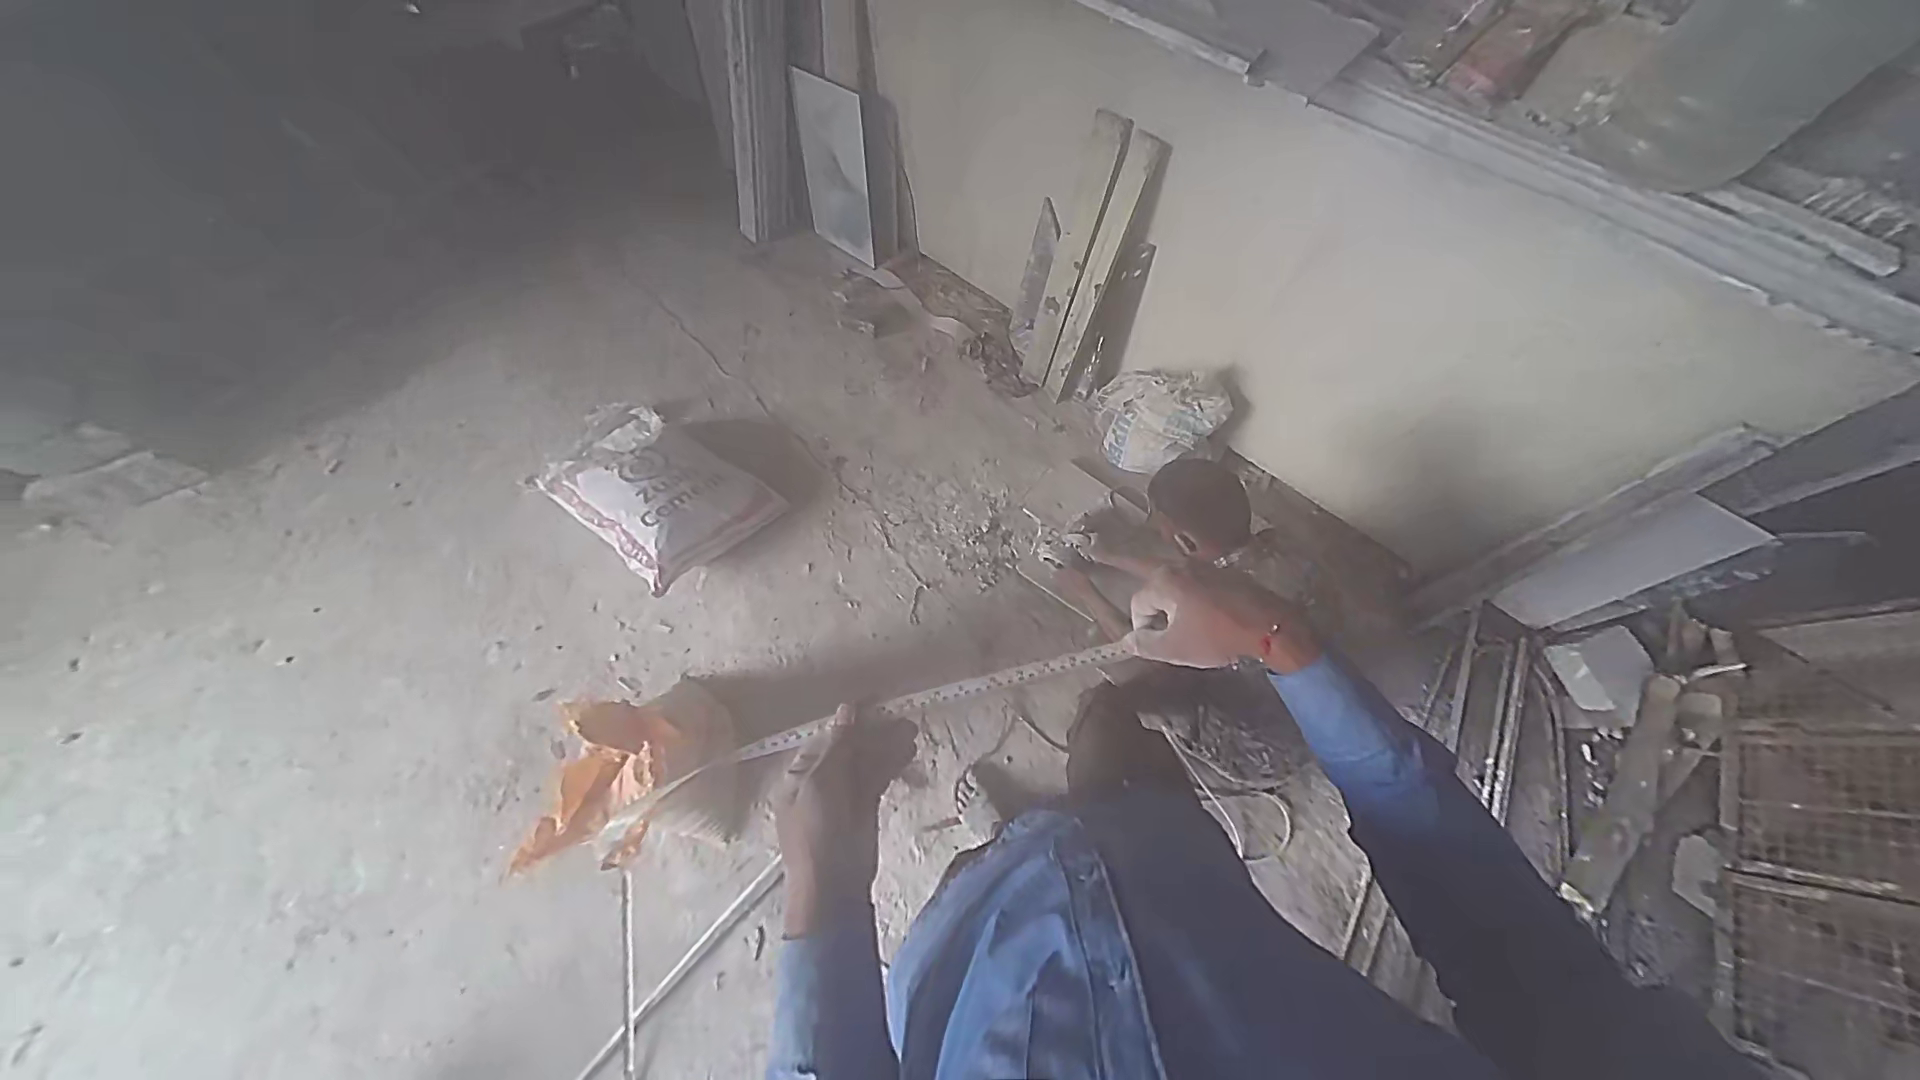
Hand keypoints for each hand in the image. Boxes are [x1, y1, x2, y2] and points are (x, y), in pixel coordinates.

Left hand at [774, 705, 916, 936]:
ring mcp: (844, 794)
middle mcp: (821, 780)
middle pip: (851, 747)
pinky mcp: (865, 807)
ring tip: (911, 732)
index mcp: (801, 773)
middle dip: (875, 732)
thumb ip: (838, 746)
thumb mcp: (821, 782)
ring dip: (888, 745)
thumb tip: (847, 709)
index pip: (828, 737)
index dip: (851, 719)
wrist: (833, 886)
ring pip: (867, 761)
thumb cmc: (817, 832)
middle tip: (902, 720)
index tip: (876, 702)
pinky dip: (892, 764)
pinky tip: (908, 753)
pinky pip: (878, 777)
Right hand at [1128, 563, 1321, 672]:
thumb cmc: (1218, 637)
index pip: (1137, 603)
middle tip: (1170, 636)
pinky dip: (1195, 601)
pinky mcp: (1224, 572)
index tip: (1155, 644)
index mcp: (1164, 580)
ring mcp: (1204, 566)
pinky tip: (1209, 619)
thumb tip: (1128, 641)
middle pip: (1156, 591)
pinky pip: (1198, 585)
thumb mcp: (1176, 648)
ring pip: (1177, 587)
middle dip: (1158, 615)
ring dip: (1176, 607)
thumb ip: (1145, 644)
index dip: (1141, 627)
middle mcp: (1180, 565)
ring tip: (1189, 629)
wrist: (1271, 627)